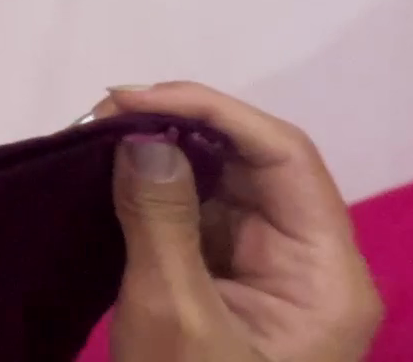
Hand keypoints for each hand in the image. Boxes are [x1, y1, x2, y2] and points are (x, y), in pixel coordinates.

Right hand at [96, 83, 380, 361]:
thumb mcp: (173, 311)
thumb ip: (161, 219)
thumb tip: (141, 134)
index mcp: (320, 270)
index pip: (283, 155)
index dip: (209, 109)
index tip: (126, 100)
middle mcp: (300, 253)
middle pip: (254, 155)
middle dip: (176, 117)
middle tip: (97, 114)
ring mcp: (258, 257)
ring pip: (218, 169)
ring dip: (156, 138)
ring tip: (91, 131)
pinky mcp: (216, 262)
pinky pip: (188, 194)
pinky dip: (144, 167)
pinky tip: (103, 160)